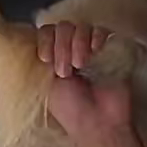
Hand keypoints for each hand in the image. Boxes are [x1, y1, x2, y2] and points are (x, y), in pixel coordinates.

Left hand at [36, 23, 133, 146]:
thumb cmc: (69, 107)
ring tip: (81, 65)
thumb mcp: (44, 82)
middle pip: (62, 26)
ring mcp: (92, 49)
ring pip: (81, 27)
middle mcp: (72, 50)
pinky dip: (97, 38)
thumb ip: (41, 59)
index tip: (46, 60)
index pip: (46, 31)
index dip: (45, 40)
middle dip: (61, 45)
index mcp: (55, 57)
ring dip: (77, 44)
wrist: (97, 120)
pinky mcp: (111, 50)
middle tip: (66, 70)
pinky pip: (102, 31)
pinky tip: (95, 51)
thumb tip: (34, 36)